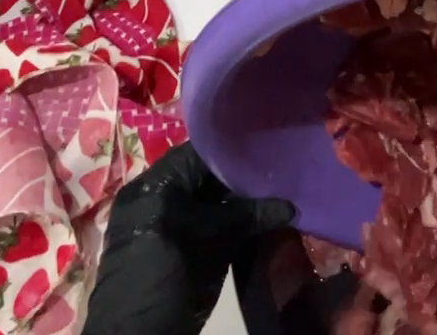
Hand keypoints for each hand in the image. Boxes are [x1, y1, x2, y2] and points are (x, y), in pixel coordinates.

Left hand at [83, 143, 295, 334]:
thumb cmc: (171, 284)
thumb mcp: (214, 245)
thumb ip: (249, 216)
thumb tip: (291, 205)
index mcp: (156, 183)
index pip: (203, 152)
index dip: (236, 153)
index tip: (267, 155)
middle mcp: (147, 192)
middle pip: (198, 172)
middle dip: (232, 178)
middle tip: (269, 179)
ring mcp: (145, 217)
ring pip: (193, 194)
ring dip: (222, 199)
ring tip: (260, 200)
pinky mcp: (148, 240)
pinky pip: (183, 215)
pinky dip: (208, 216)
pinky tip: (236, 223)